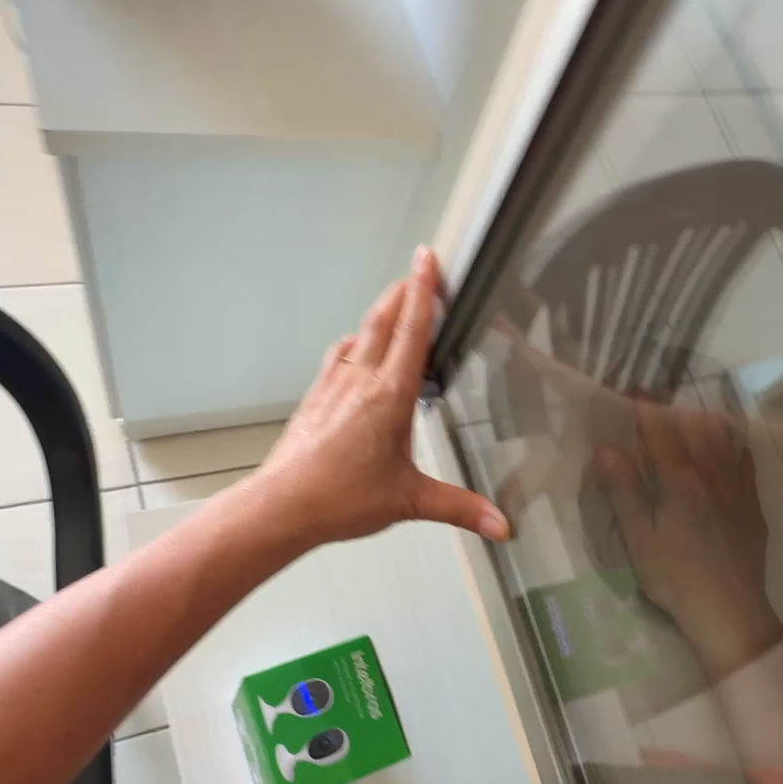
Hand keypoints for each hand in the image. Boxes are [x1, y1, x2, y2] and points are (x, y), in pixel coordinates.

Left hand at [245, 247, 510, 549]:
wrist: (282, 506)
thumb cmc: (339, 499)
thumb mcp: (410, 500)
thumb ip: (460, 508)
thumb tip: (500, 525)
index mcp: (389, 396)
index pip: (411, 330)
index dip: (423, 290)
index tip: (427, 259)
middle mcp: (359, 380)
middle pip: (382, 320)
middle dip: (403, 292)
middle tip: (418, 273)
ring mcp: (332, 386)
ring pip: (359, 334)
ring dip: (379, 314)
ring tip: (393, 307)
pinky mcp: (315, 398)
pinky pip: (338, 357)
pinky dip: (354, 344)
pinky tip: (356, 354)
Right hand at [591, 398, 782, 679]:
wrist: (729, 610)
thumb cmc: (675, 577)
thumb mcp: (639, 538)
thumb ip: (624, 490)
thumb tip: (606, 448)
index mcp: (679, 480)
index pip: (660, 432)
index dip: (646, 408)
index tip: (635, 387)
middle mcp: (711, 474)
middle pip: (694, 428)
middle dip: (675, 407)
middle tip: (659, 394)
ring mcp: (736, 489)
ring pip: (724, 440)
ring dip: (706, 419)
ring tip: (693, 407)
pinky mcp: (752, 506)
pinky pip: (746, 463)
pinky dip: (736, 445)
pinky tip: (732, 442)